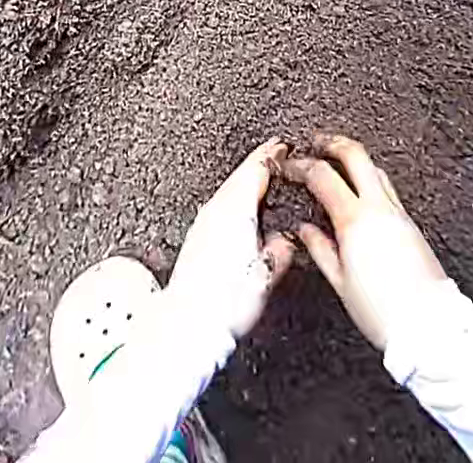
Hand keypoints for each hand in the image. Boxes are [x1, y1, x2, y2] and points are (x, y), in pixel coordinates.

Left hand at [167, 138, 296, 338]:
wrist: (185, 327)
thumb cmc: (223, 304)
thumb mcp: (266, 274)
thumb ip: (281, 250)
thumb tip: (286, 240)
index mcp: (234, 209)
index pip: (255, 169)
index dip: (271, 154)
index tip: (283, 145)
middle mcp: (215, 210)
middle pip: (240, 176)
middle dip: (259, 164)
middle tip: (277, 155)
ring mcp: (203, 223)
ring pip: (229, 190)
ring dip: (246, 182)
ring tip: (263, 181)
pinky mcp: (196, 238)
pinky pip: (220, 206)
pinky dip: (235, 199)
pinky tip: (241, 213)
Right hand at [284, 135, 446, 349]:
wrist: (429, 325)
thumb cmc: (384, 312)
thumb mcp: (339, 282)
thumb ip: (320, 249)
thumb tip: (306, 230)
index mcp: (355, 221)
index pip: (322, 175)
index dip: (302, 165)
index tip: (291, 166)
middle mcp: (378, 209)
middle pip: (355, 154)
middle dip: (332, 142)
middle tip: (316, 142)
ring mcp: (397, 213)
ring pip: (374, 168)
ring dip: (353, 158)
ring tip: (337, 161)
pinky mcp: (409, 223)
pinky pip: (386, 188)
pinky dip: (369, 179)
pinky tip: (360, 191)